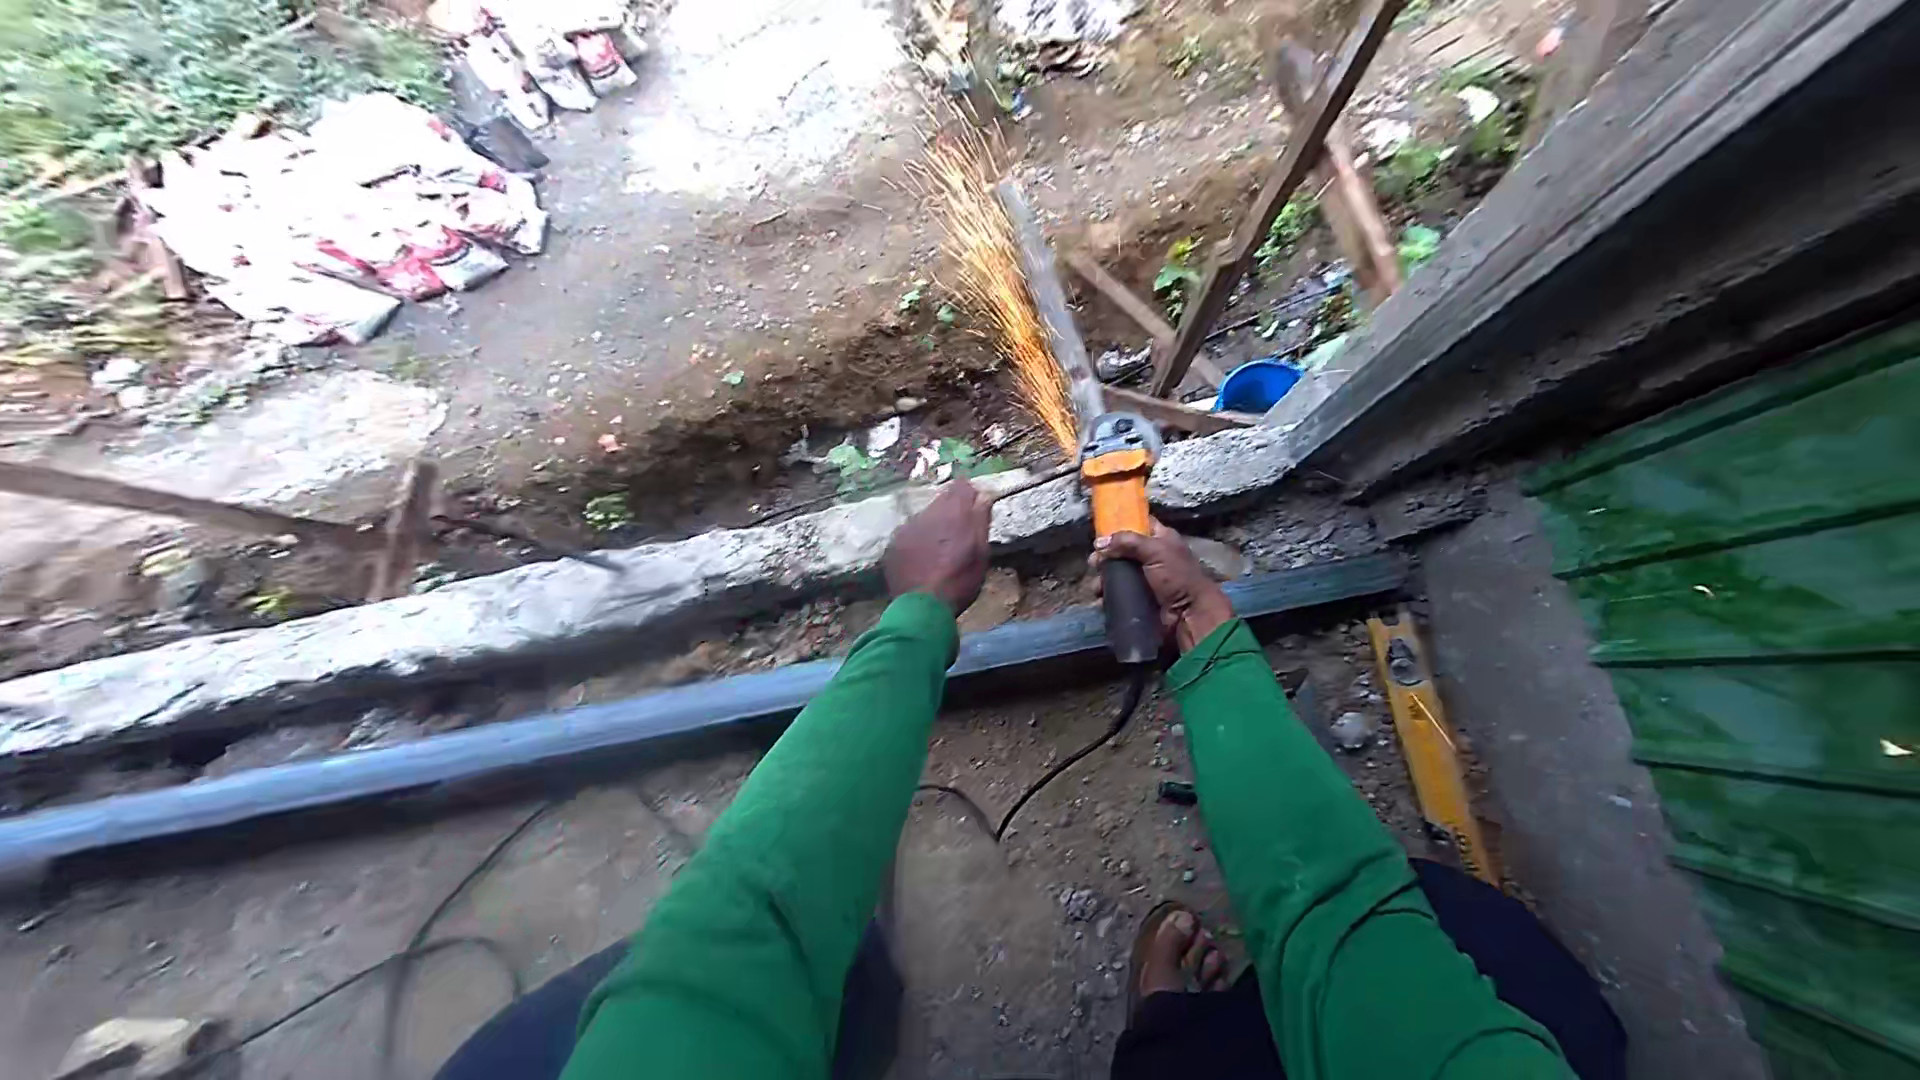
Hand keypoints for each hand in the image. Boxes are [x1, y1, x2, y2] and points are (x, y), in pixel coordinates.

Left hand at [883, 479, 992, 612]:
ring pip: (924, 516)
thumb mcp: (981, 552)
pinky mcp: (893, 544)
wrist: (922, 607)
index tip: (974, 506)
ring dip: (933, 525)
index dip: (969, 494)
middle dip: (951, 510)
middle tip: (959, 532)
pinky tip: (923, 558)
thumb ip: (981, 519)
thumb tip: (983, 495)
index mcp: (953, 513)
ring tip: (940, 549)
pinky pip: (909, 533)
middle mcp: (927, 513)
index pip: (961, 486)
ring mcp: (906, 527)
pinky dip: (918, 540)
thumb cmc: (960, 581)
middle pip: (941, 499)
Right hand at [1092, 520, 1234, 651]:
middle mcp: (1150, 555)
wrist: (1189, 614)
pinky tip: (1100, 598)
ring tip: (1097, 586)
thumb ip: (1127, 542)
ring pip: (1115, 571)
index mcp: (1160, 538)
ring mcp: (1143, 577)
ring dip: (1103, 577)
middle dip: (1105, 555)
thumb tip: (1099, 543)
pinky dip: (1106, 594)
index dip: (1119, 523)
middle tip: (1094, 563)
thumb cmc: (1176, 576)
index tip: (1100, 530)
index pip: (1137, 523)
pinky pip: (1116, 590)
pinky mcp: (1137, 595)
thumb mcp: (1155, 551)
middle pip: (1120, 549)